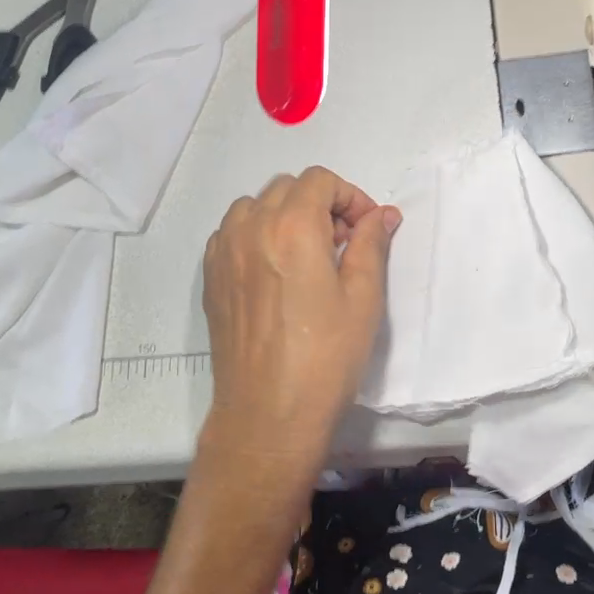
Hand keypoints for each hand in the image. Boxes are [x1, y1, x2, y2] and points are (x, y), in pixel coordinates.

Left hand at [200, 167, 399, 472]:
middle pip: (286, 188)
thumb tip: (382, 215)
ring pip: (254, 207)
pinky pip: (232, 234)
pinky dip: (256, 236)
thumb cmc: (326, 357)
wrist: (269, 414)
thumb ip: (371, 245)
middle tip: (343, 245)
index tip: (366, 229)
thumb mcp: (364, 298)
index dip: (349, 196)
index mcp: (292, 226)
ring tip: (308, 256)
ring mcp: (223, 253)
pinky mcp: (211, 279)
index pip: (319, 180)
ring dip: (284, 216)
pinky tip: (275, 272)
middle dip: (320, 204)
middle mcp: (250, 228)